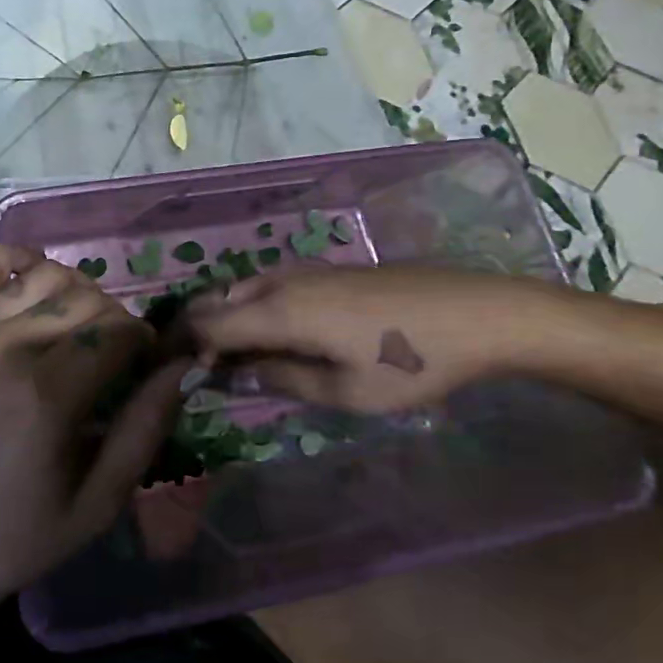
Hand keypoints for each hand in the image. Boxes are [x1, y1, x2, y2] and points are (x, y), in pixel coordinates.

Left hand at [0, 246, 192, 653]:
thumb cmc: (22, 529)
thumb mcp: (100, 500)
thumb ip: (146, 425)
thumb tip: (183, 364)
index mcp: (48, 395)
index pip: (118, 331)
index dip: (144, 341)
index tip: (147, 363)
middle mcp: (8, 350)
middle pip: (87, 299)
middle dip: (116, 319)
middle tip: (119, 353)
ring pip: (48, 275)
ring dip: (79, 291)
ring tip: (84, 325)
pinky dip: (18, 258)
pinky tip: (38, 277)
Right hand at [184, 266, 581, 413]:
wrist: (477, 312)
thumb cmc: (412, 361)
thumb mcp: (347, 391)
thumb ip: (282, 381)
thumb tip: (234, 376)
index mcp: (279, 312)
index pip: (208, 324)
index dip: (187, 350)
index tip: (185, 379)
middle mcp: (280, 282)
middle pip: (218, 300)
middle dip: (201, 333)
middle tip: (204, 372)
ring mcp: (303, 271)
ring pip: (242, 290)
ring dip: (228, 320)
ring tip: (235, 359)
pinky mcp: (323, 270)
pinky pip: (268, 286)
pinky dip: (252, 309)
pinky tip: (273, 335)